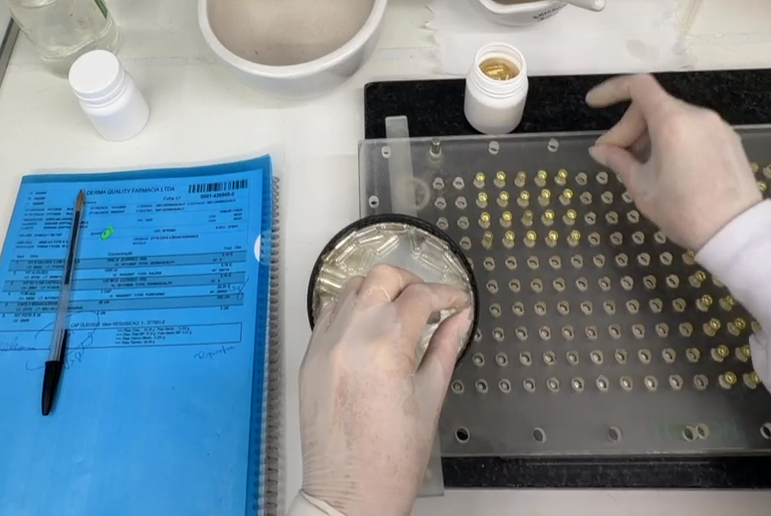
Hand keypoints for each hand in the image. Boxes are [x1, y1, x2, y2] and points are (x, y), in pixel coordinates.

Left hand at [298, 265, 472, 515]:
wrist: (348, 496)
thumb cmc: (392, 459)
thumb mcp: (430, 399)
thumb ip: (445, 347)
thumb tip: (460, 316)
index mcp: (386, 345)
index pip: (420, 297)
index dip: (445, 294)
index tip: (457, 300)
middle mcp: (351, 334)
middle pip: (382, 277)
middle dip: (411, 281)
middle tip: (429, 300)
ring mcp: (325, 342)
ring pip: (352, 286)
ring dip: (379, 289)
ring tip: (399, 310)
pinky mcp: (310, 354)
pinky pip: (330, 310)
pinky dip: (351, 307)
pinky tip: (368, 324)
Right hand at [585, 74, 761, 251]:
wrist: (739, 235)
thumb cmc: (685, 211)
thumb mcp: (642, 187)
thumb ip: (618, 161)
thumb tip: (600, 151)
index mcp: (672, 121)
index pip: (637, 86)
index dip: (611, 90)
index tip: (593, 104)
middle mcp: (696, 115)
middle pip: (651, 106)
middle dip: (628, 128)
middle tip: (614, 156)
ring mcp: (716, 127)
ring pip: (672, 118)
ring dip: (649, 135)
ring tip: (640, 165)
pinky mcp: (729, 140)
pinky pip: (691, 129)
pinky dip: (671, 138)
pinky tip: (667, 166)